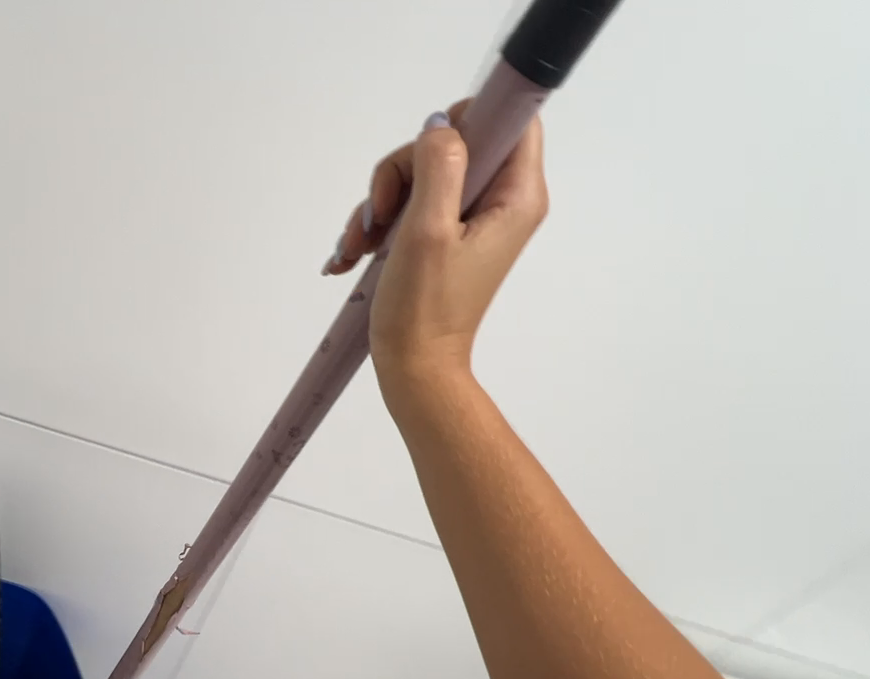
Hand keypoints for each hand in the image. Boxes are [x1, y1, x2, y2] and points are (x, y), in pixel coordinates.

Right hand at [326, 102, 547, 384]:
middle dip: (401, 175)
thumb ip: (438, 166)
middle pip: (452, 147)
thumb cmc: (423, 309)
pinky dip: (380, 226)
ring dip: (380, 206)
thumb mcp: (428, 230)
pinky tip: (354, 254)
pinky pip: (411, 208)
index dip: (465, 120)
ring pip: (421, 178)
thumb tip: (440, 125)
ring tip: (357, 247)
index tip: (425, 154)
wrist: (413, 369)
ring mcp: (470, 223)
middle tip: (377, 217)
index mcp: (515, 195)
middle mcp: (499, 202)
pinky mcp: (444, 240)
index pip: (509, 118)